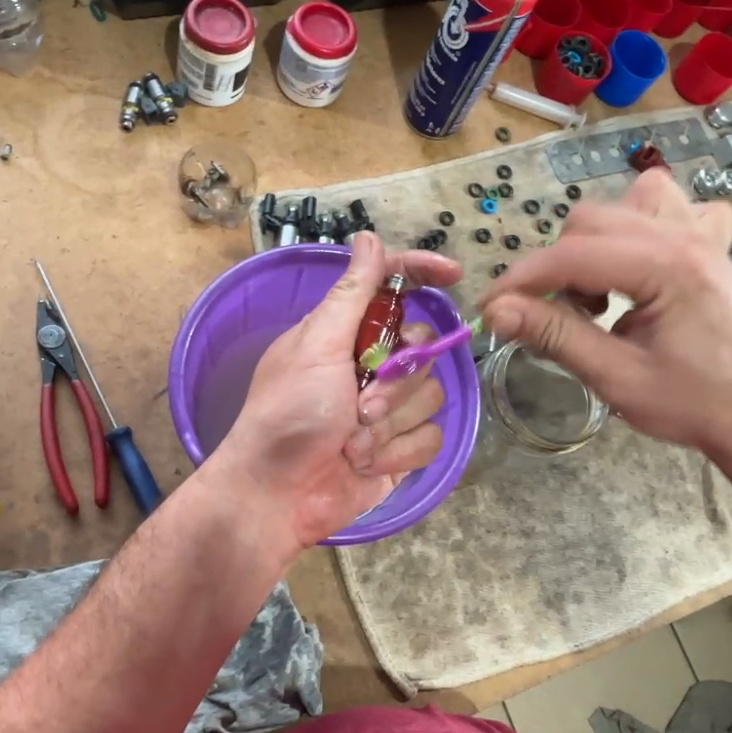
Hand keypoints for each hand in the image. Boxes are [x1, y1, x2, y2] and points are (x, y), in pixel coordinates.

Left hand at [208, 232, 462, 549]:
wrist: (279, 495)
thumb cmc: (288, 414)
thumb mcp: (316, 346)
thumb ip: (351, 294)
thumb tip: (368, 237)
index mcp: (345, 333)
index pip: (393, 287)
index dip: (422, 273)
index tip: (452, 272)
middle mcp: (370, 365)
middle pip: (424, 347)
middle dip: (396, 380)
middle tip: (361, 403)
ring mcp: (388, 409)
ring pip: (431, 395)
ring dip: (392, 422)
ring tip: (353, 442)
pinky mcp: (400, 448)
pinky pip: (431, 437)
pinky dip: (398, 452)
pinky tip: (365, 463)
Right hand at [477, 168, 731, 460]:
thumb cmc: (694, 405)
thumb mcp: (616, 377)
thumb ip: (556, 335)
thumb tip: (498, 311)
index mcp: (667, 267)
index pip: (572, 255)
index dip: (521, 281)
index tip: (489, 310)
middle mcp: (686, 236)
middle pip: (592, 220)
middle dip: (557, 266)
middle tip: (553, 316)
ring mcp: (704, 236)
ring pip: (630, 202)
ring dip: (599, 239)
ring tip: (599, 289)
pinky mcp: (712, 247)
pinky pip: (674, 209)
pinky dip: (644, 228)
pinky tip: (641, 268)